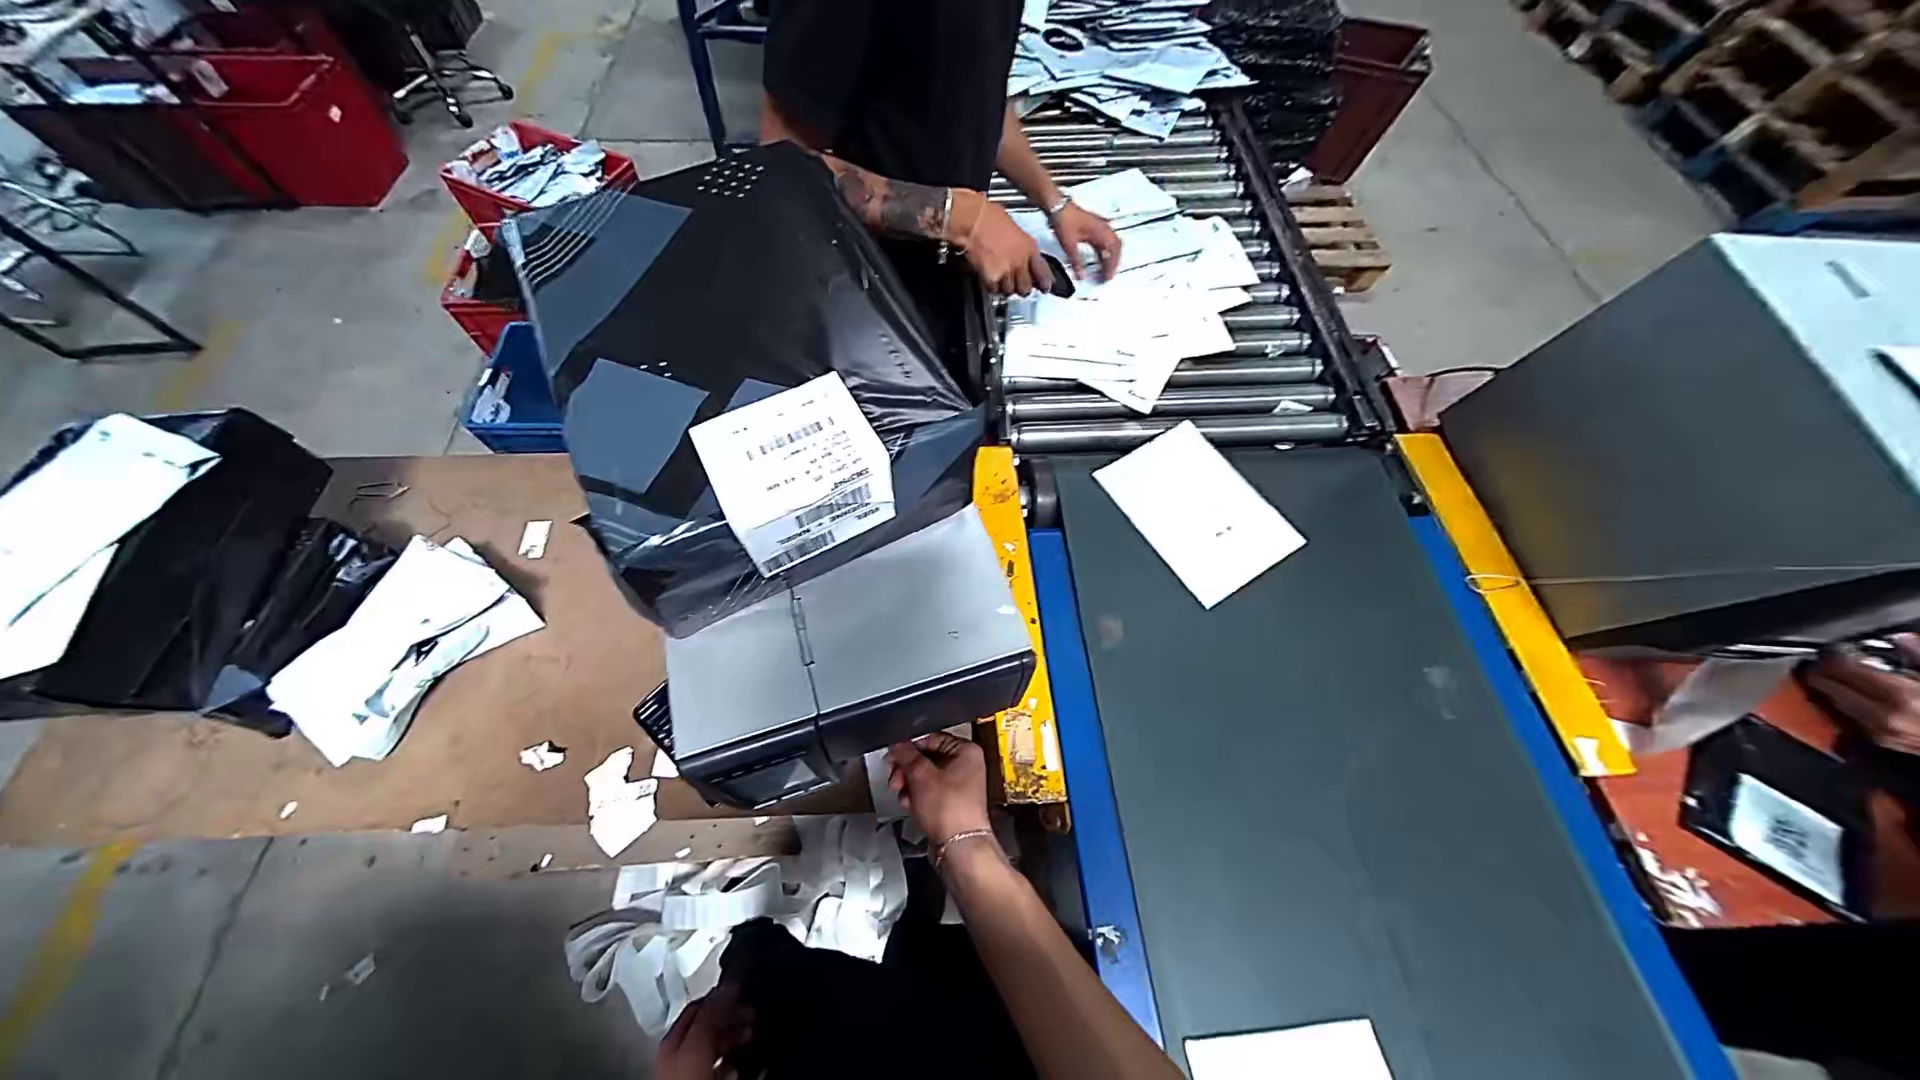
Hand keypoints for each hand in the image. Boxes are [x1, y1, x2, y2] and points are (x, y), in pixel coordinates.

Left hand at [656, 981, 752, 1079]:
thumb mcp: (698, 1044)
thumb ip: (711, 1014)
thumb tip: (729, 984)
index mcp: (672, 1041)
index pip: (701, 1005)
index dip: (723, 995)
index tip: (746, 990)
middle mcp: (677, 1057)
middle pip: (709, 1025)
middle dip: (733, 1016)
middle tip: (753, 1014)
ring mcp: (689, 1076)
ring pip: (716, 1047)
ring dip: (736, 1038)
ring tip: (752, 1037)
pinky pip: (721, 1070)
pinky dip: (734, 1063)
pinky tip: (741, 1066)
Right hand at [887, 732, 991, 845]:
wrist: (958, 847)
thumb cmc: (948, 808)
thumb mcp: (921, 775)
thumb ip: (907, 755)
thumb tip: (897, 744)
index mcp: (966, 751)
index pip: (932, 738)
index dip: (911, 746)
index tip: (895, 753)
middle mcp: (966, 765)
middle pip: (927, 758)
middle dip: (907, 769)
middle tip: (894, 777)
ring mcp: (959, 785)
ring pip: (925, 775)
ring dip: (909, 784)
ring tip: (901, 794)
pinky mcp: (951, 802)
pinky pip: (929, 791)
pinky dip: (916, 796)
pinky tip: (909, 804)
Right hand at [951, 190, 1052, 295]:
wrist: (972, 220)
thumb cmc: (988, 217)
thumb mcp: (1015, 229)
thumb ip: (1022, 247)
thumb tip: (1023, 258)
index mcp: (1029, 247)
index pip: (1043, 272)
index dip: (1045, 282)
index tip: (1045, 287)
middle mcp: (1021, 261)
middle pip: (1026, 288)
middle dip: (1019, 287)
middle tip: (1013, 282)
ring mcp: (1007, 271)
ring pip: (1009, 291)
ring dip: (1003, 287)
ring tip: (996, 274)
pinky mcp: (992, 278)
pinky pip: (994, 289)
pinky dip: (990, 285)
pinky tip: (986, 273)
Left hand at [1048, 201, 1121, 281]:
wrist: (1057, 206)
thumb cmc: (1064, 220)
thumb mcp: (1069, 245)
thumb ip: (1076, 262)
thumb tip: (1081, 276)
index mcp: (1101, 232)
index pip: (1112, 252)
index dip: (1111, 266)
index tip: (1107, 278)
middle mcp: (1103, 228)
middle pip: (1116, 247)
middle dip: (1114, 262)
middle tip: (1108, 275)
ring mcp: (1100, 226)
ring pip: (1112, 243)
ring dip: (1110, 256)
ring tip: (1105, 269)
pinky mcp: (1095, 225)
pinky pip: (1105, 239)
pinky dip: (1105, 250)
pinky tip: (1099, 258)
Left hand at [1804, 634, 1919, 755]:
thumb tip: (1903, 638)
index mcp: (1901, 696)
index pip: (1842, 668)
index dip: (1837, 655)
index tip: (1841, 649)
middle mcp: (1883, 715)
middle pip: (1825, 683)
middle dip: (1825, 669)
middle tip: (1834, 660)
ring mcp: (1880, 731)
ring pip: (1831, 699)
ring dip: (1832, 685)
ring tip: (1844, 675)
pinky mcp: (1882, 741)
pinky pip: (1848, 715)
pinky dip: (1847, 701)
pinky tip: (1860, 694)